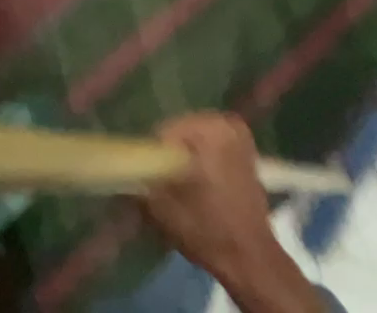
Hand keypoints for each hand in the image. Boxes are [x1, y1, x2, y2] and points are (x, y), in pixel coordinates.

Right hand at [141, 114, 319, 312]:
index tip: (145, 178)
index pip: (164, 131)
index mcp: (209, 130)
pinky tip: (196, 180)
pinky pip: (212, 143)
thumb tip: (127, 171)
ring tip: (178, 184)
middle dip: (168, 153)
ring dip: (184, 155)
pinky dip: (201, 156)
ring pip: (196, 136)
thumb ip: (142, 181)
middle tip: (160, 182)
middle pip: (181, 130)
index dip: (150, 155)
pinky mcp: (246, 147)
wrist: (248, 253)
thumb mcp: (162, 208)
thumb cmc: (206, 229)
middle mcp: (226, 123)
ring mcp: (239, 133)